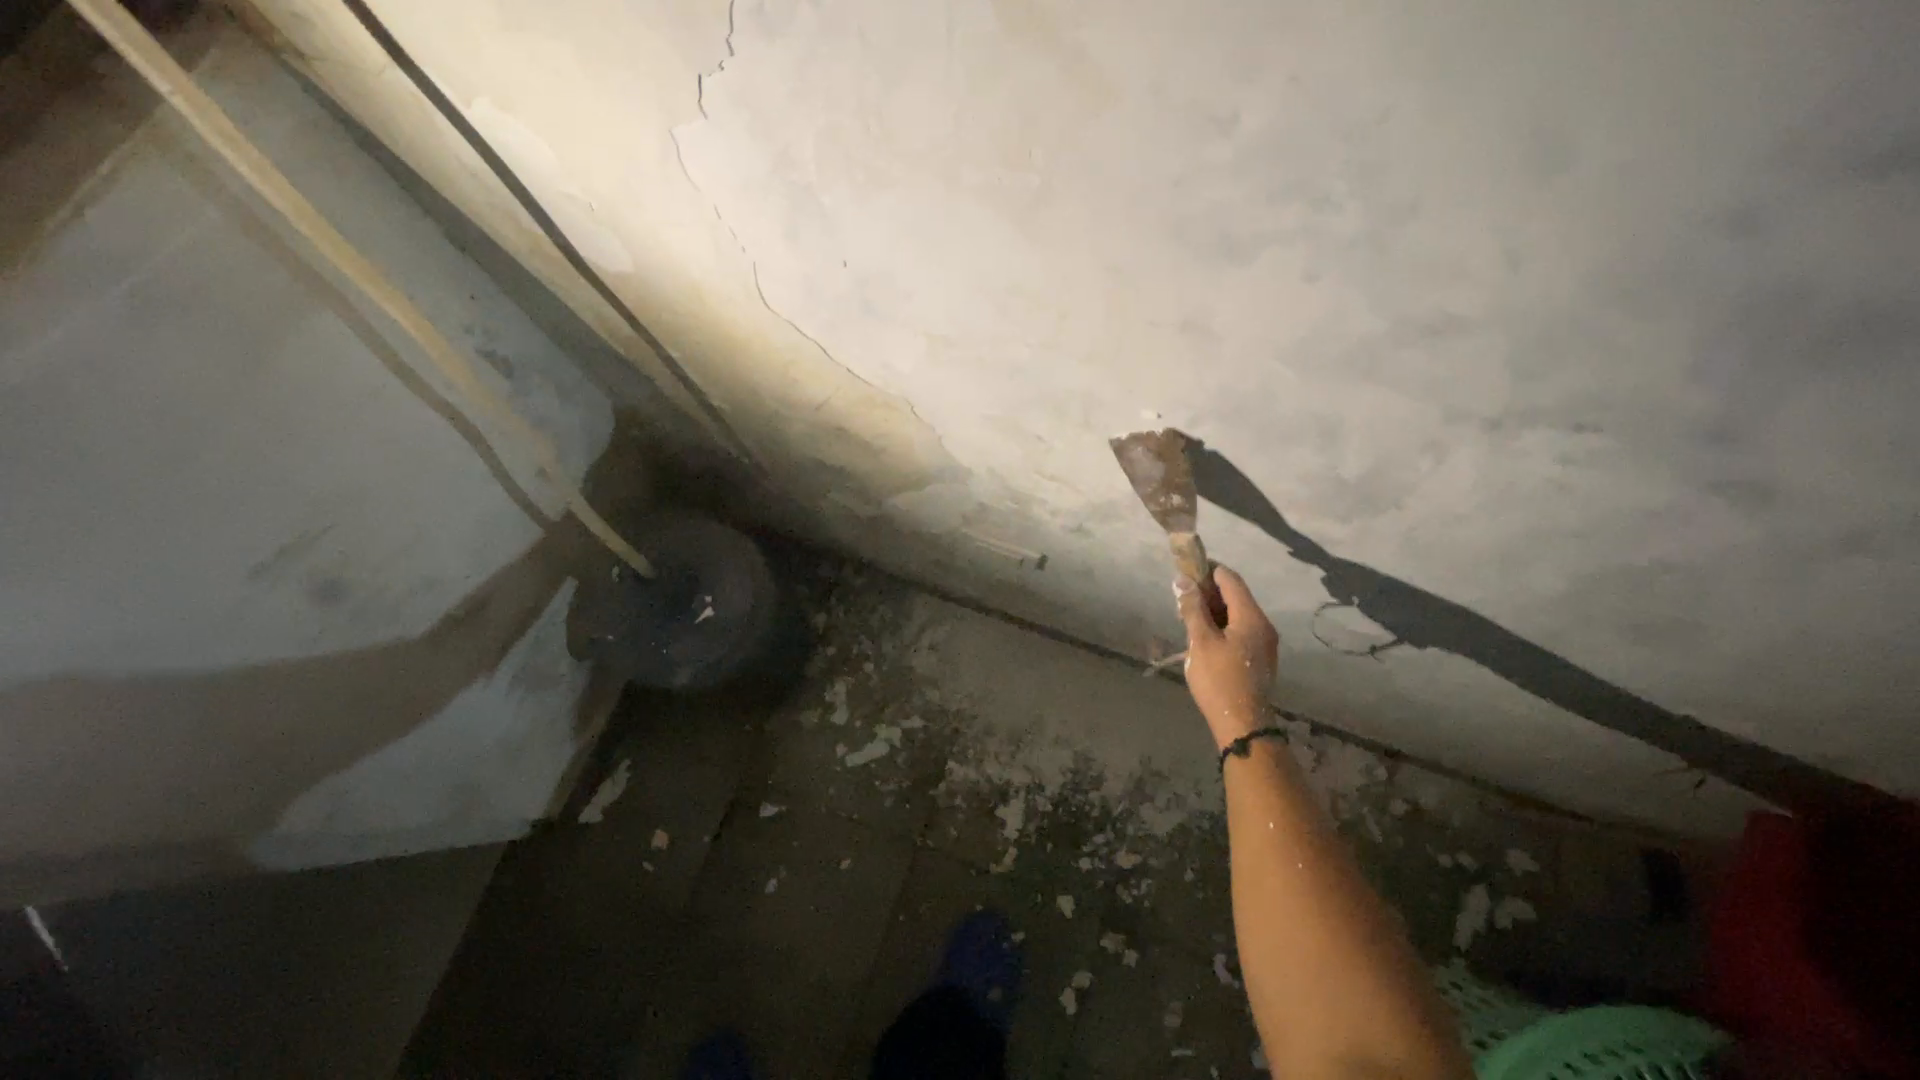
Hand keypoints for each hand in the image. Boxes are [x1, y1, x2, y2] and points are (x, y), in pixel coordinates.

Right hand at [1176, 565, 1279, 749]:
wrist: (1243, 724)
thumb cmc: (1219, 680)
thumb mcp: (1200, 642)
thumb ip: (1192, 608)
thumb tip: (1182, 580)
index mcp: (1251, 617)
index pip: (1231, 579)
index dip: (1208, 570)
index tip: (1185, 571)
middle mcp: (1263, 625)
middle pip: (1236, 596)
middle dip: (1208, 592)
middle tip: (1182, 599)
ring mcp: (1264, 642)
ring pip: (1237, 614)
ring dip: (1213, 610)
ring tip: (1188, 618)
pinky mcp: (1260, 657)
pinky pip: (1240, 630)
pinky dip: (1222, 626)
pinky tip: (1204, 638)